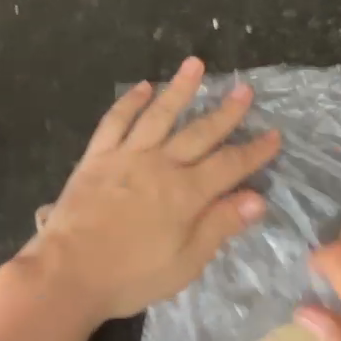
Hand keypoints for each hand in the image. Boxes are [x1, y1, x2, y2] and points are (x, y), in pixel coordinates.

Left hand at [20, 57, 281, 325]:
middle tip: (245, 89)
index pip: (229, 165)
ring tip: (195, 64)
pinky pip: (116, 121)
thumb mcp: (185, 263)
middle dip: (226, 112)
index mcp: (186, 193)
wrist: (66, 274)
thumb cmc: (130, 276)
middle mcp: (160, 165)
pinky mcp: (97, 156)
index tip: (274, 135)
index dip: (254, 151)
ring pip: (159, 114)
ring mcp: (127, 156)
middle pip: (200, 132)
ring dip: (179, 89)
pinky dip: (130, 102)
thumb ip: (220, 226)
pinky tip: (143, 87)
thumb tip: (258, 197)